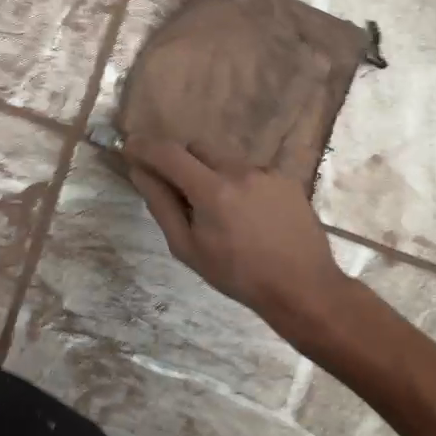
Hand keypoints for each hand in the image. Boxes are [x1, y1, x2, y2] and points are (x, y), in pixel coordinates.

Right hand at [123, 136, 352, 337]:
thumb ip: (160, 204)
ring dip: (212, 174)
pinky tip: (249, 215)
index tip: (130, 148)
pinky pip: (250, 171)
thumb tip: (139, 172)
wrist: (304, 289)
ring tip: (222, 211)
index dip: (144, 146)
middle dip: (181, 162)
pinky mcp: (286, 179)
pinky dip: (239, 184)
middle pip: (195, 147)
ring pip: (223, 159)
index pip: (167, 152)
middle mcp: (239, 171)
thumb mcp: (187, 248)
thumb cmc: (238, 275)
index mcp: (212, 190)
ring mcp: (266, 173)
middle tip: (181, 192)